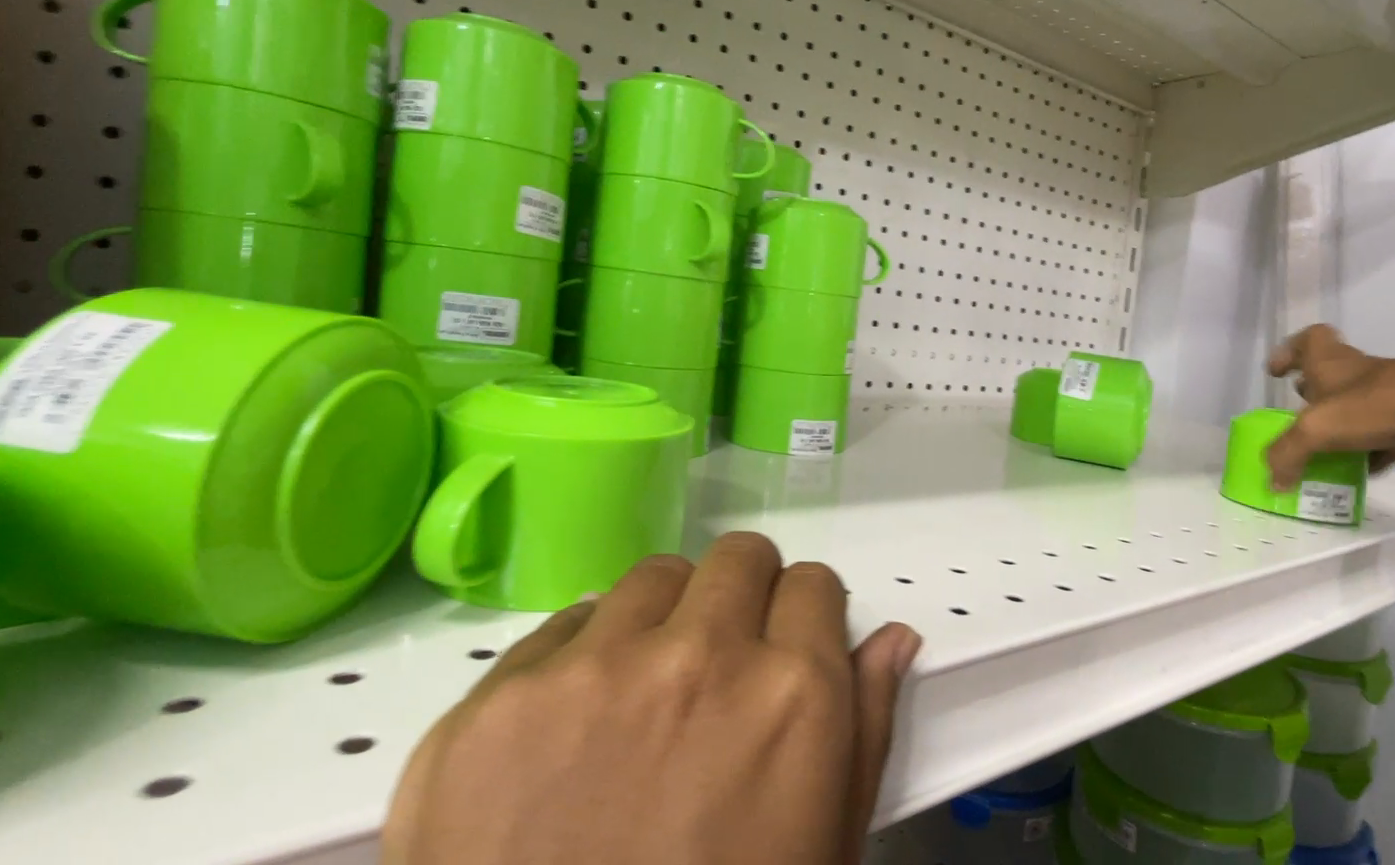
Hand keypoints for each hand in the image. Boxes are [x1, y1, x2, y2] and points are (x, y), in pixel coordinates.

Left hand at [383, 532, 922, 864]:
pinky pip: (564, 627)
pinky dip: (583, 657)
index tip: (787, 644)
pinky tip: (573, 726)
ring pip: (652, 578)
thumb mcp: (822, 850)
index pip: (813, 584)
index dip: (804, 616)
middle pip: (738, 558)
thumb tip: (893, 638)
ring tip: (646, 686)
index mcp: (793, 697)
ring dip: (664, 616)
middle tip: (723, 655)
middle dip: (743, 594)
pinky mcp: (501, 695)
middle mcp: (700, 656)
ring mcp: (593, 669)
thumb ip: (865, 731)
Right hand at [1263, 324, 1394, 487]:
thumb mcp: (1316, 430)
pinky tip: (1366, 470)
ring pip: (1361, 404)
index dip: (1290, 351)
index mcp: (1334, 362)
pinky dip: (1374, 449)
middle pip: (1333, 374)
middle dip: (1315, 394)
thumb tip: (1273, 481)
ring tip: (1328, 449)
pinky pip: (1389, 433)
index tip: (1278, 372)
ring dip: (1344, 423)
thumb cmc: (1378, 406)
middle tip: (1300, 415)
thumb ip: (1288, 454)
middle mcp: (1363, 372)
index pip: (1310, 339)